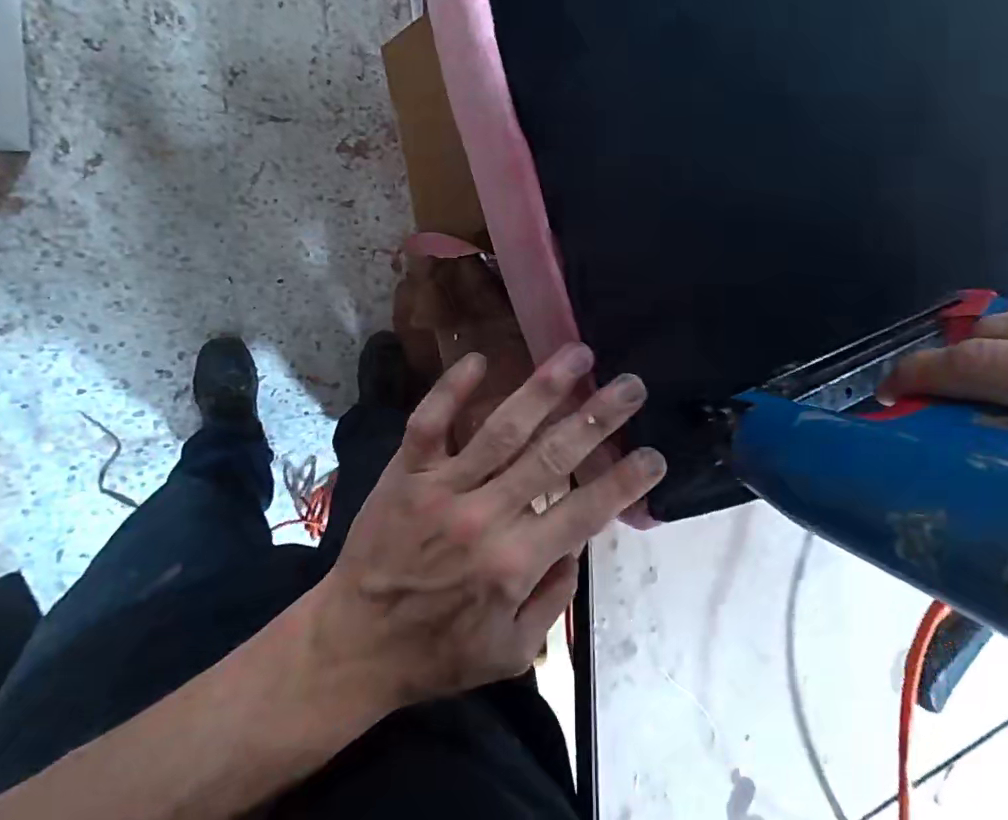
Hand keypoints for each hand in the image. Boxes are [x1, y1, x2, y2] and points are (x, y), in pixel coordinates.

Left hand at [307, 342, 665, 707]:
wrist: (351, 647)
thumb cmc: (438, 652)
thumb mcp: (513, 652)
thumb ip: (555, 600)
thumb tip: (577, 546)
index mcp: (516, 563)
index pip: (586, 510)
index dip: (626, 480)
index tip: (656, 453)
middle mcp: (486, 517)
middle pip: (554, 456)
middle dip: (600, 416)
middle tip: (632, 384)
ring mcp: (443, 490)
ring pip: (502, 429)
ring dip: (545, 388)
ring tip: (579, 354)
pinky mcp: (406, 475)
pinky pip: (429, 424)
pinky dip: (451, 390)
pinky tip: (478, 358)